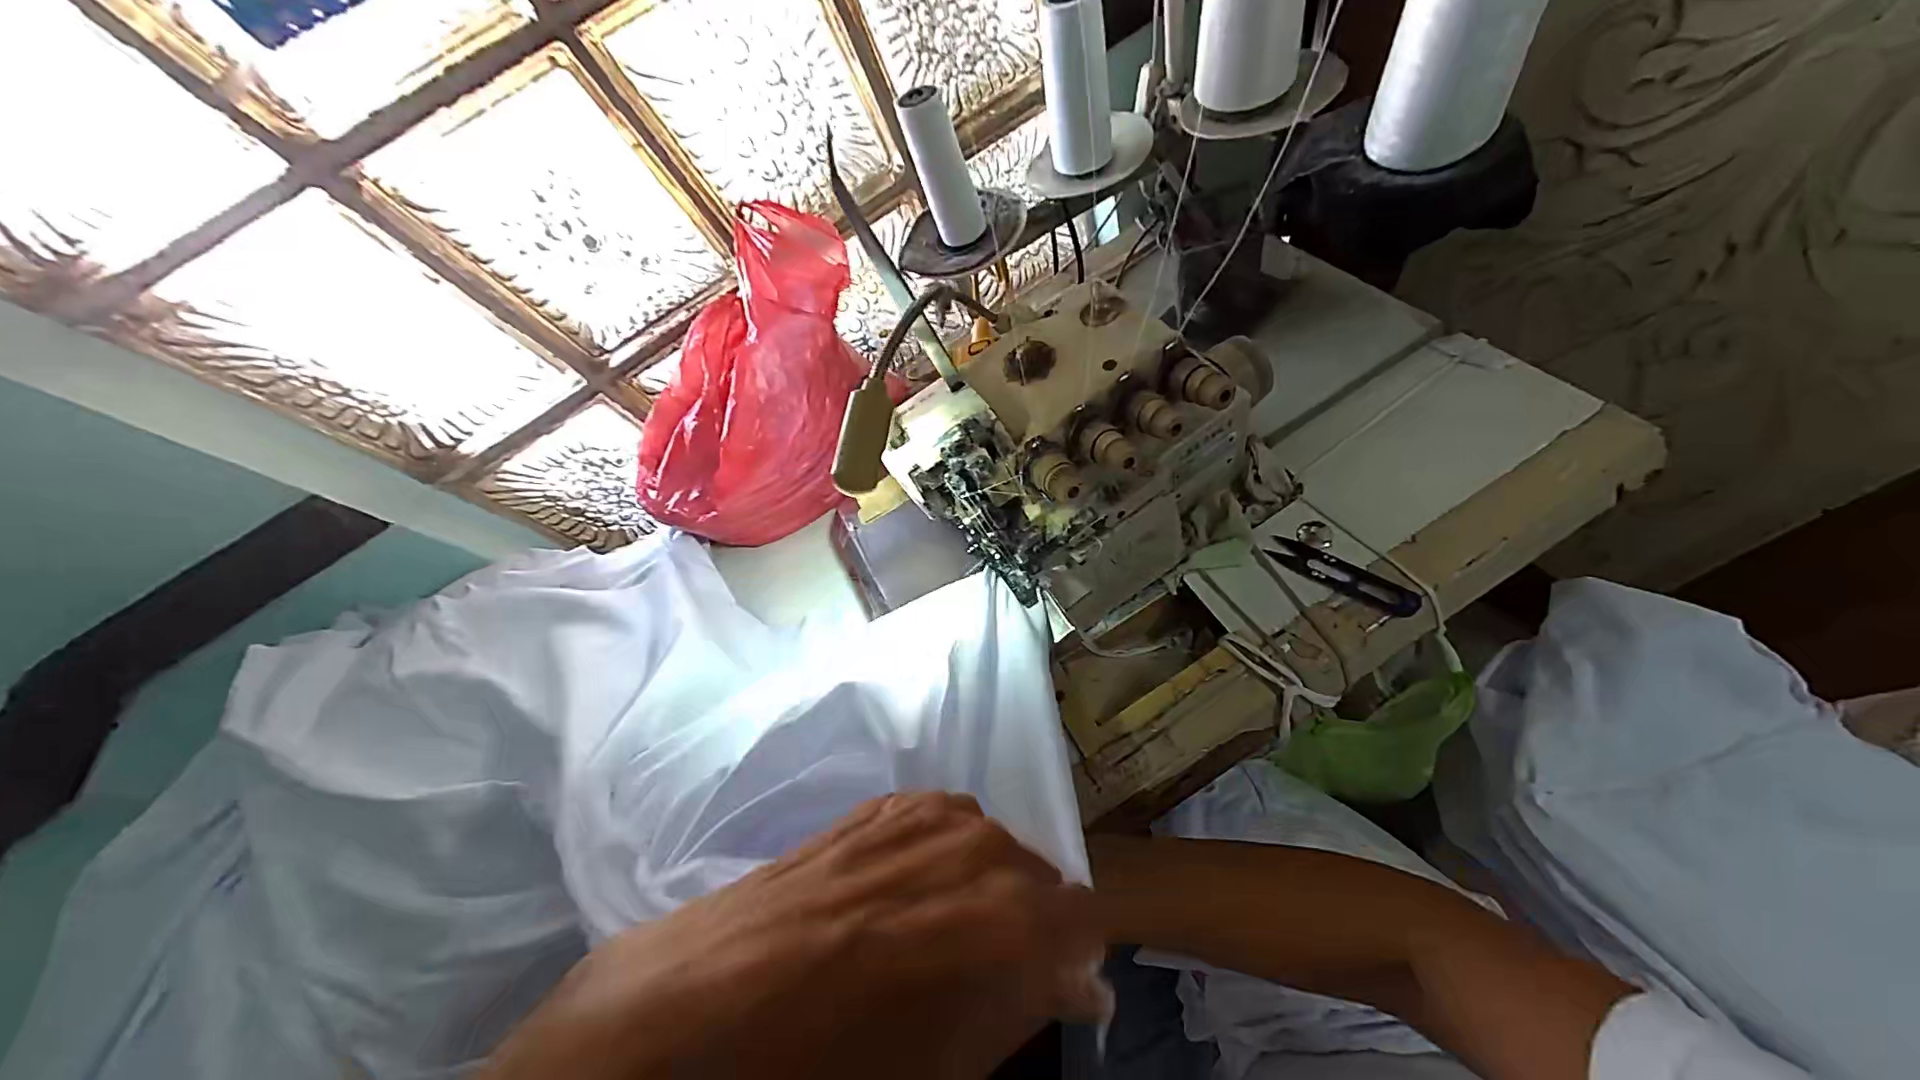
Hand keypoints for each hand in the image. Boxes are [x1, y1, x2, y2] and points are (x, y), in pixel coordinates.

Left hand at [483, 792, 1105, 1079]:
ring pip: (993, 844)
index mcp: (1015, 916)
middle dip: (1032, 923)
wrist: (709, 1009)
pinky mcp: (882, 804)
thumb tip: (1073, 981)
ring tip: (944, 930)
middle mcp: (983, 846)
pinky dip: (944, 854)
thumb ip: (1026, 1004)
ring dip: (987, 884)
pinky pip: (942, 822)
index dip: (1073, 959)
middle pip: (1040, 877)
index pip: (1085, 920)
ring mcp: (929, 814)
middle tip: (996, 971)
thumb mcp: (955, 1060)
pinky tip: (906, 891)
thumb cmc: (839, 1062)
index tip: (1058, 988)